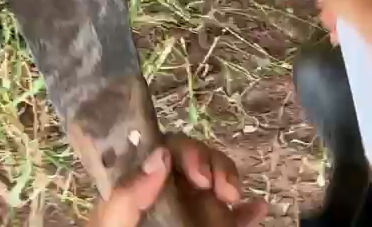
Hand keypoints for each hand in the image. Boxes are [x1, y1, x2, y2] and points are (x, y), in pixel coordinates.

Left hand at [88, 137, 267, 226]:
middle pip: (195, 163)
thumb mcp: (113, 226)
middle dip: (215, 165)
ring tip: (237, 194)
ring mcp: (188, 216)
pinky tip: (258, 209)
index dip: (189, 152)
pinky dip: (247, 211)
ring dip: (230, 179)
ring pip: (215, 183)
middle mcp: (167, 196)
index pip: (167, 151)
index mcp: (141, 188)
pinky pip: (231, 217)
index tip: (201, 174)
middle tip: (225, 187)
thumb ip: (128, 195)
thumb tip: (161, 155)